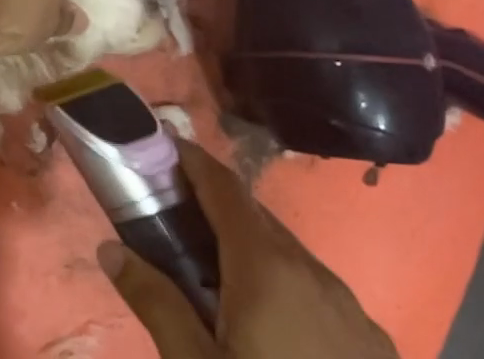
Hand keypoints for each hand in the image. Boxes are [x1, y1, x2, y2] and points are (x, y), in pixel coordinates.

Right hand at [100, 141, 398, 358]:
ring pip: (291, 255)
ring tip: (211, 268)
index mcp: (266, 270)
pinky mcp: (375, 344)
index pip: (225, 190)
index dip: (193, 160)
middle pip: (257, 218)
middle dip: (212, 204)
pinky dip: (283, 281)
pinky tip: (267, 319)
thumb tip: (109, 248)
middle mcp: (314, 275)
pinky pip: (320, 291)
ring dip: (248, 244)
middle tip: (168, 210)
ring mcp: (353, 311)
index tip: (160, 144)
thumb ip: (154, 302)